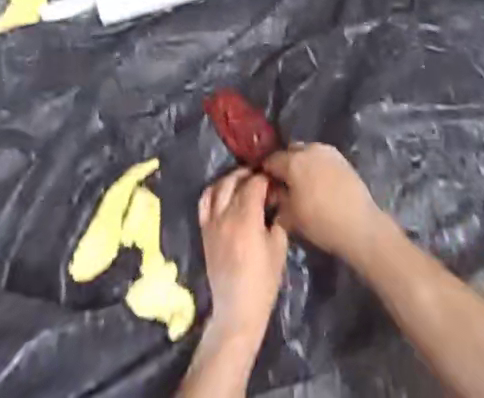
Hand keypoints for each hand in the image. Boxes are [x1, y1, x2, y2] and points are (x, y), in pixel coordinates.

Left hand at [198, 169, 287, 343]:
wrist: (237, 309)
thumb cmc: (263, 281)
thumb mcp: (279, 247)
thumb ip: (279, 218)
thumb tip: (277, 200)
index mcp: (246, 217)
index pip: (255, 183)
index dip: (266, 178)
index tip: (276, 181)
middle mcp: (226, 215)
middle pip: (234, 180)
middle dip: (249, 174)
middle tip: (262, 177)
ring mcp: (211, 222)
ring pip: (217, 187)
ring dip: (230, 179)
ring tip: (243, 181)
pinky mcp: (204, 231)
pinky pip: (204, 202)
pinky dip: (214, 192)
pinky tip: (224, 193)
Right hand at [262, 143, 386, 260]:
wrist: (359, 223)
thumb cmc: (320, 221)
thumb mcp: (290, 216)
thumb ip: (278, 199)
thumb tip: (273, 192)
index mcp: (294, 161)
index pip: (271, 160)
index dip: (265, 172)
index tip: (264, 185)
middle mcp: (310, 149)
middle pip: (290, 152)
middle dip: (284, 164)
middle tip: (284, 185)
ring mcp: (328, 151)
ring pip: (307, 152)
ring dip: (301, 164)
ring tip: (303, 184)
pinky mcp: (342, 158)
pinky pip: (321, 157)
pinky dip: (316, 166)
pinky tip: (319, 184)